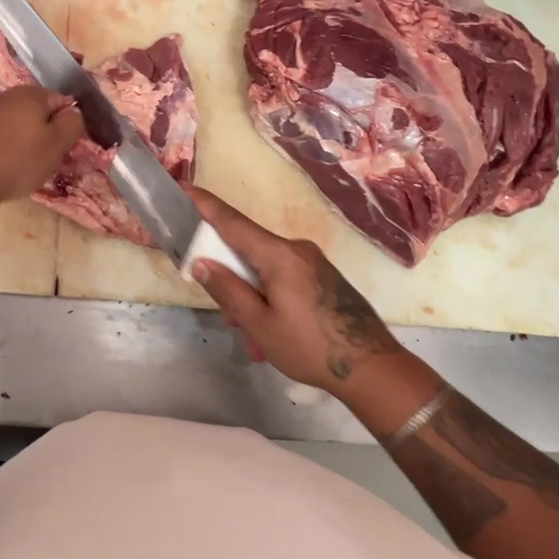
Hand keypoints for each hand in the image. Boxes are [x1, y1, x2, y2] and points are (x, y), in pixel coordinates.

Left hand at [0, 86, 84, 202]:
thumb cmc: (16, 160)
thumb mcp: (55, 144)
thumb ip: (72, 124)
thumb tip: (74, 112)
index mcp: (30, 93)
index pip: (63, 101)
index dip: (69, 124)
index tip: (67, 147)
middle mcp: (7, 96)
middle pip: (40, 114)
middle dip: (48, 135)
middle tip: (50, 160)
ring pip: (21, 127)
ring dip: (29, 144)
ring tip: (29, 168)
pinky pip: (3, 138)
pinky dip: (10, 150)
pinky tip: (8, 169)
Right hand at [188, 187, 400, 393]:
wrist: (374, 369)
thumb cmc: (310, 347)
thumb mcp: (259, 324)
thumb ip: (228, 290)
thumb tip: (202, 263)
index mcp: (279, 255)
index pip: (232, 222)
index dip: (206, 206)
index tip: (183, 189)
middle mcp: (297, 249)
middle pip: (248, 251)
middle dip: (231, 280)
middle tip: (230, 318)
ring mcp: (313, 263)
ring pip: (266, 271)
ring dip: (253, 299)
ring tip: (257, 340)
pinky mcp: (323, 278)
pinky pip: (284, 280)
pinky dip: (271, 301)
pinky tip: (274, 336)